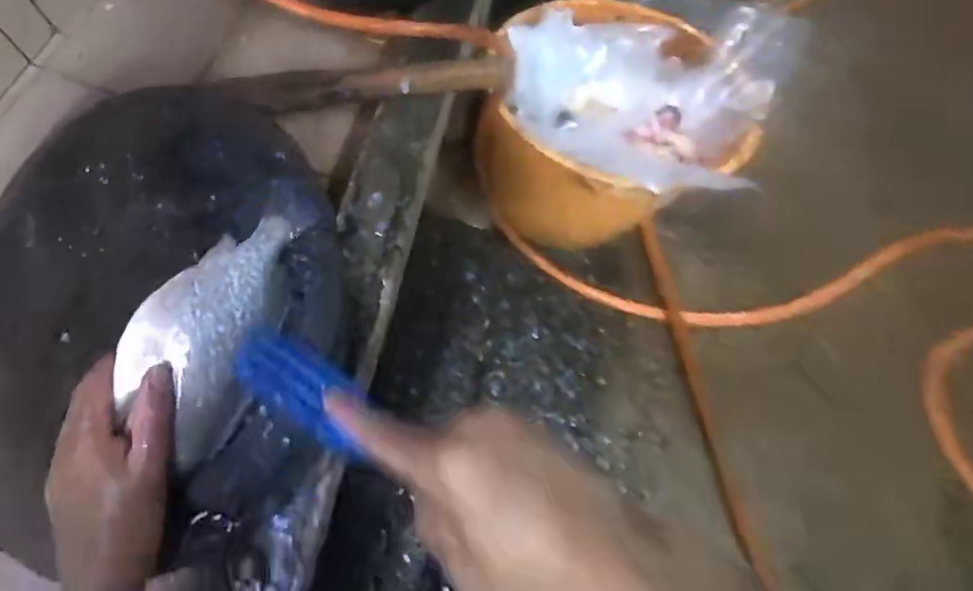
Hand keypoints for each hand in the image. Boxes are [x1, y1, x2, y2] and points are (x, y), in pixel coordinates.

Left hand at [46, 356, 172, 590]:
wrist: (100, 590)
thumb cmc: (129, 526)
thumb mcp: (150, 470)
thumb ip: (152, 416)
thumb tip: (156, 366)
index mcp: (83, 435)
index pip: (94, 379)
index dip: (117, 361)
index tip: (142, 354)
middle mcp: (61, 445)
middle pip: (82, 397)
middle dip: (108, 381)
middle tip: (142, 378)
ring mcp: (54, 469)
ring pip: (75, 420)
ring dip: (99, 406)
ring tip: (132, 408)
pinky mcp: (56, 490)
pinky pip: (72, 442)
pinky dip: (91, 429)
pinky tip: (112, 446)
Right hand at [327, 398, 739, 590]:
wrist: (642, 576)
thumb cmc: (544, 584)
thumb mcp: (475, 576)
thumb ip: (437, 527)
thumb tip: (429, 498)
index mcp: (452, 465)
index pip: (388, 439)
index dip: (355, 422)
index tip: (330, 399)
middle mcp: (476, 429)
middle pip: (432, 450)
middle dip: (437, 482)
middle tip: (467, 535)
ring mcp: (512, 426)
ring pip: (467, 448)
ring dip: (471, 477)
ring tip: (511, 531)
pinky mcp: (541, 431)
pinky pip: (498, 448)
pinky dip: (499, 473)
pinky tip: (533, 515)